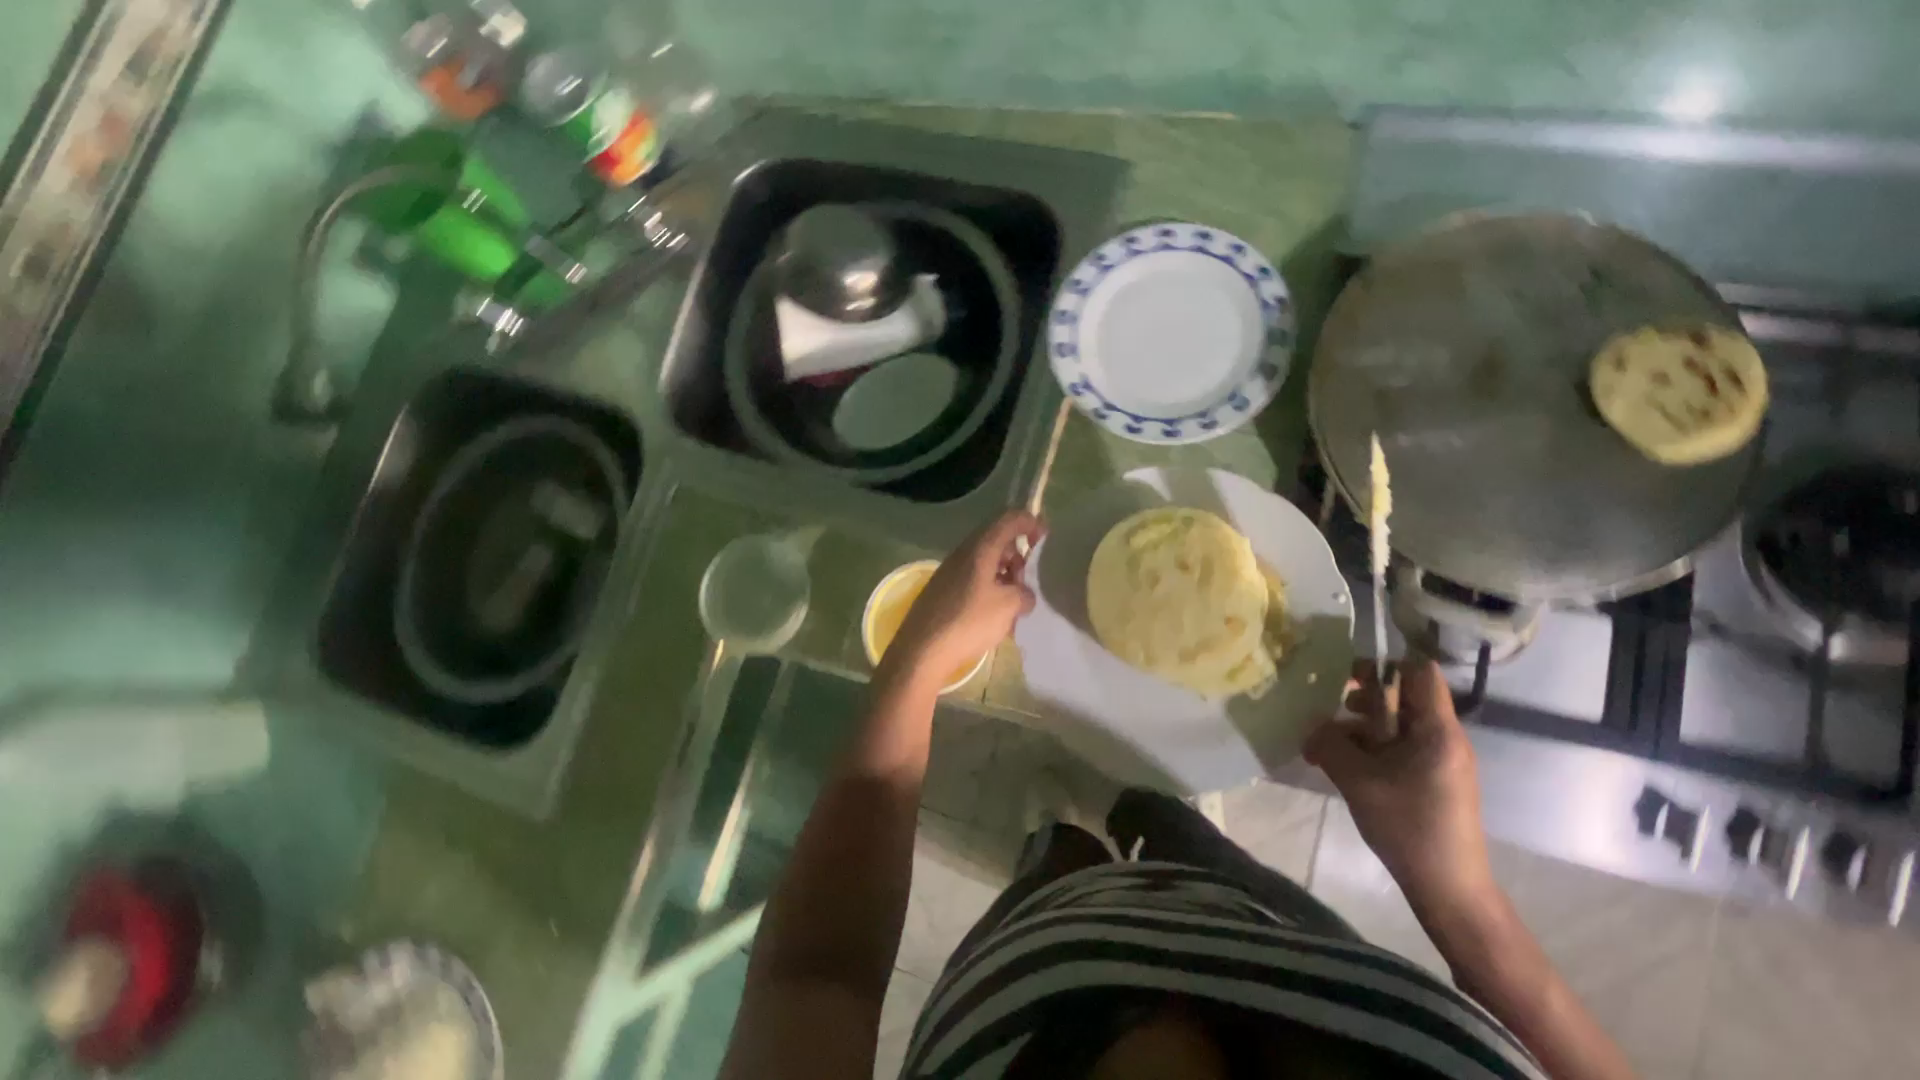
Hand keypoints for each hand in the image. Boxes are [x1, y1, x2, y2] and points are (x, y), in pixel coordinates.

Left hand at [880, 510, 1045, 689]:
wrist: (921, 650)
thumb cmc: (968, 622)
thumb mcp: (1008, 607)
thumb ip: (1024, 593)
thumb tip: (1022, 594)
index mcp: (980, 549)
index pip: (1009, 519)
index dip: (1030, 522)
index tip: (1045, 538)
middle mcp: (962, 553)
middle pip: (996, 539)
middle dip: (1017, 555)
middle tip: (1026, 581)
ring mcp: (949, 571)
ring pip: (984, 561)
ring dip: (1003, 574)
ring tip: (1012, 602)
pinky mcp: (942, 590)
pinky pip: (972, 578)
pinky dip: (989, 587)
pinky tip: (993, 614)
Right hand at [1303, 658, 1495, 913]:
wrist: (1449, 887)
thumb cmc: (1408, 827)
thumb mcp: (1358, 782)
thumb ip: (1330, 744)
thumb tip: (1313, 727)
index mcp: (1437, 730)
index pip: (1420, 670)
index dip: (1384, 665)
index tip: (1347, 678)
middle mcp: (1446, 737)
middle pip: (1407, 696)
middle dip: (1365, 699)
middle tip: (1331, 711)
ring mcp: (1443, 760)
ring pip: (1401, 724)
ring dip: (1364, 727)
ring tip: (1331, 746)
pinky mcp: (1436, 780)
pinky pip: (1403, 748)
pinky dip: (1374, 749)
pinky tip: (1348, 769)